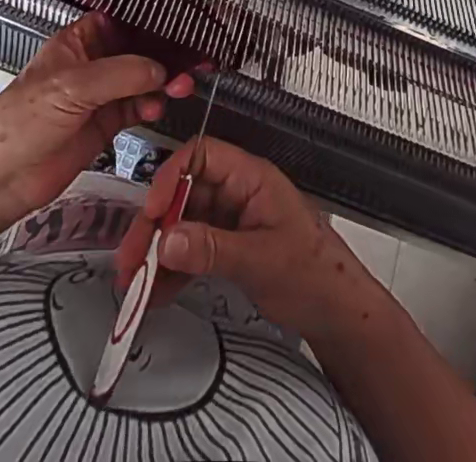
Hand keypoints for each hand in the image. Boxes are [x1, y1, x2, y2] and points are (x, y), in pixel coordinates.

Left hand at [0, 12, 193, 223]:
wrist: (3, 177)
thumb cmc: (15, 123)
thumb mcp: (70, 87)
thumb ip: (118, 74)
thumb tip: (156, 67)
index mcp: (74, 43)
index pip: (118, 22)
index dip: (146, 24)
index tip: (175, 28)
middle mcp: (88, 67)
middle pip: (136, 52)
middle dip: (162, 56)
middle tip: (187, 62)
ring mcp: (97, 97)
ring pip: (141, 81)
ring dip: (162, 82)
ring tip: (177, 87)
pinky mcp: (104, 125)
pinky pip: (137, 108)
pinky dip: (151, 106)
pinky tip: (155, 107)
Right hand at [114, 136, 376, 339]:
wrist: (342, 317)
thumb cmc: (321, 276)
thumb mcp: (264, 260)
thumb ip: (213, 249)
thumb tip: (168, 240)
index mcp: (251, 178)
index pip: (201, 156)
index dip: (171, 177)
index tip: (153, 210)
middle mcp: (235, 192)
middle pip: (181, 194)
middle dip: (154, 225)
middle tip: (133, 255)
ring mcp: (228, 219)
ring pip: (179, 224)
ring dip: (155, 250)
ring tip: (135, 280)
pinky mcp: (224, 245)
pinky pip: (188, 249)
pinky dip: (169, 269)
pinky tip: (156, 289)